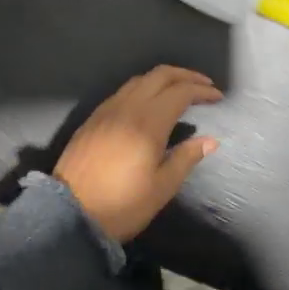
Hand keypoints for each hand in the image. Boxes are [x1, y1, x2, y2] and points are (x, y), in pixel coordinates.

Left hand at [53, 66, 222, 241]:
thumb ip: (187, 158)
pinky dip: (143, 89)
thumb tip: (210, 140)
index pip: (180, 92)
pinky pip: (122, 92)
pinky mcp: (93, 119)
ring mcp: (106, 111)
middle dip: (185, 76)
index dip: (202, 91)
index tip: (218, 98)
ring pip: (138, 80)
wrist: (70, 214)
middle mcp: (127, 108)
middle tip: (204, 86)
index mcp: (148, 123)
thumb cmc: (123, 204)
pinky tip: (149, 104)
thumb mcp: (162, 187)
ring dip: (163, 80)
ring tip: (179, 92)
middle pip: (159, 75)